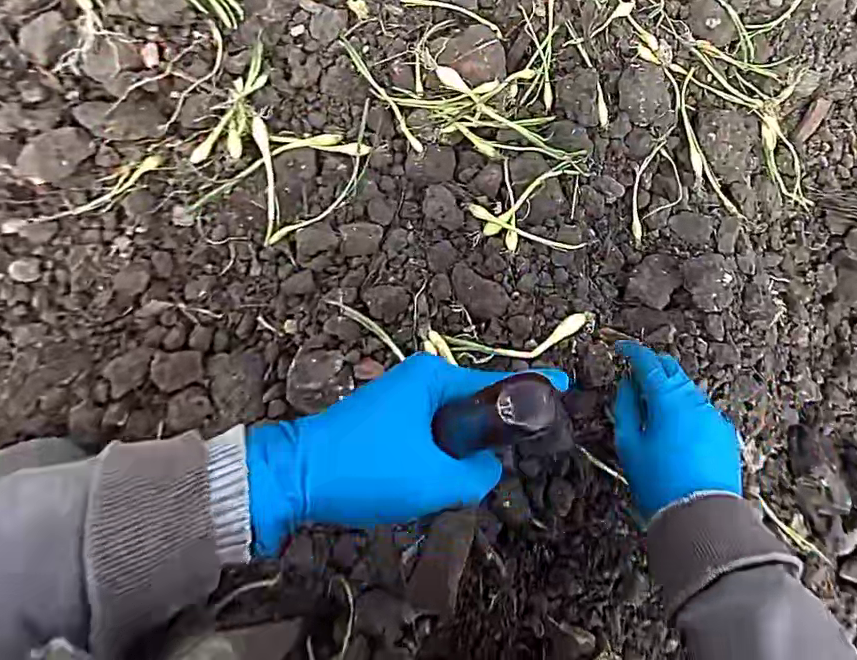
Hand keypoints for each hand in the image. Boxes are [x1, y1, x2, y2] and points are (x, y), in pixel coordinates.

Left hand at [245, 354, 569, 556]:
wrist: (291, 478)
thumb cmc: (364, 468)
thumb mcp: (429, 480)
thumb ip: (474, 476)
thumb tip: (490, 471)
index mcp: (435, 377)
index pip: (497, 382)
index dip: (533, 390)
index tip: (565, 388)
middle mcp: (423, 376)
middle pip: (476, 403)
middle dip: (493, 429)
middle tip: (516, 451)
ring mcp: (404, 394)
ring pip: (452, 420)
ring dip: (464, 445)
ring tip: (473, 472)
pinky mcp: (390, 415)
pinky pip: (432, 428)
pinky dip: (443, 447)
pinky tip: (442, 473)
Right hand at [612, 341, 742, 522]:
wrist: (702, 515)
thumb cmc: (660, 484)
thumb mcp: (630, 445)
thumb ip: (625, 407)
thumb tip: (626, 385)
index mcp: (666, 396)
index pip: (646, 360)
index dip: (631, 351)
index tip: (621, 348)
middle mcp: (692, 397)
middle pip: (671, 368)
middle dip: (652, 366)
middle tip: (636, 377)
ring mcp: (711, 412)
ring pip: (686, 389)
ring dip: (670, 391)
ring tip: (654, 412)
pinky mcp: (723, 430)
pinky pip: (701, 410)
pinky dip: (686, 411)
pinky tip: (677, 432)